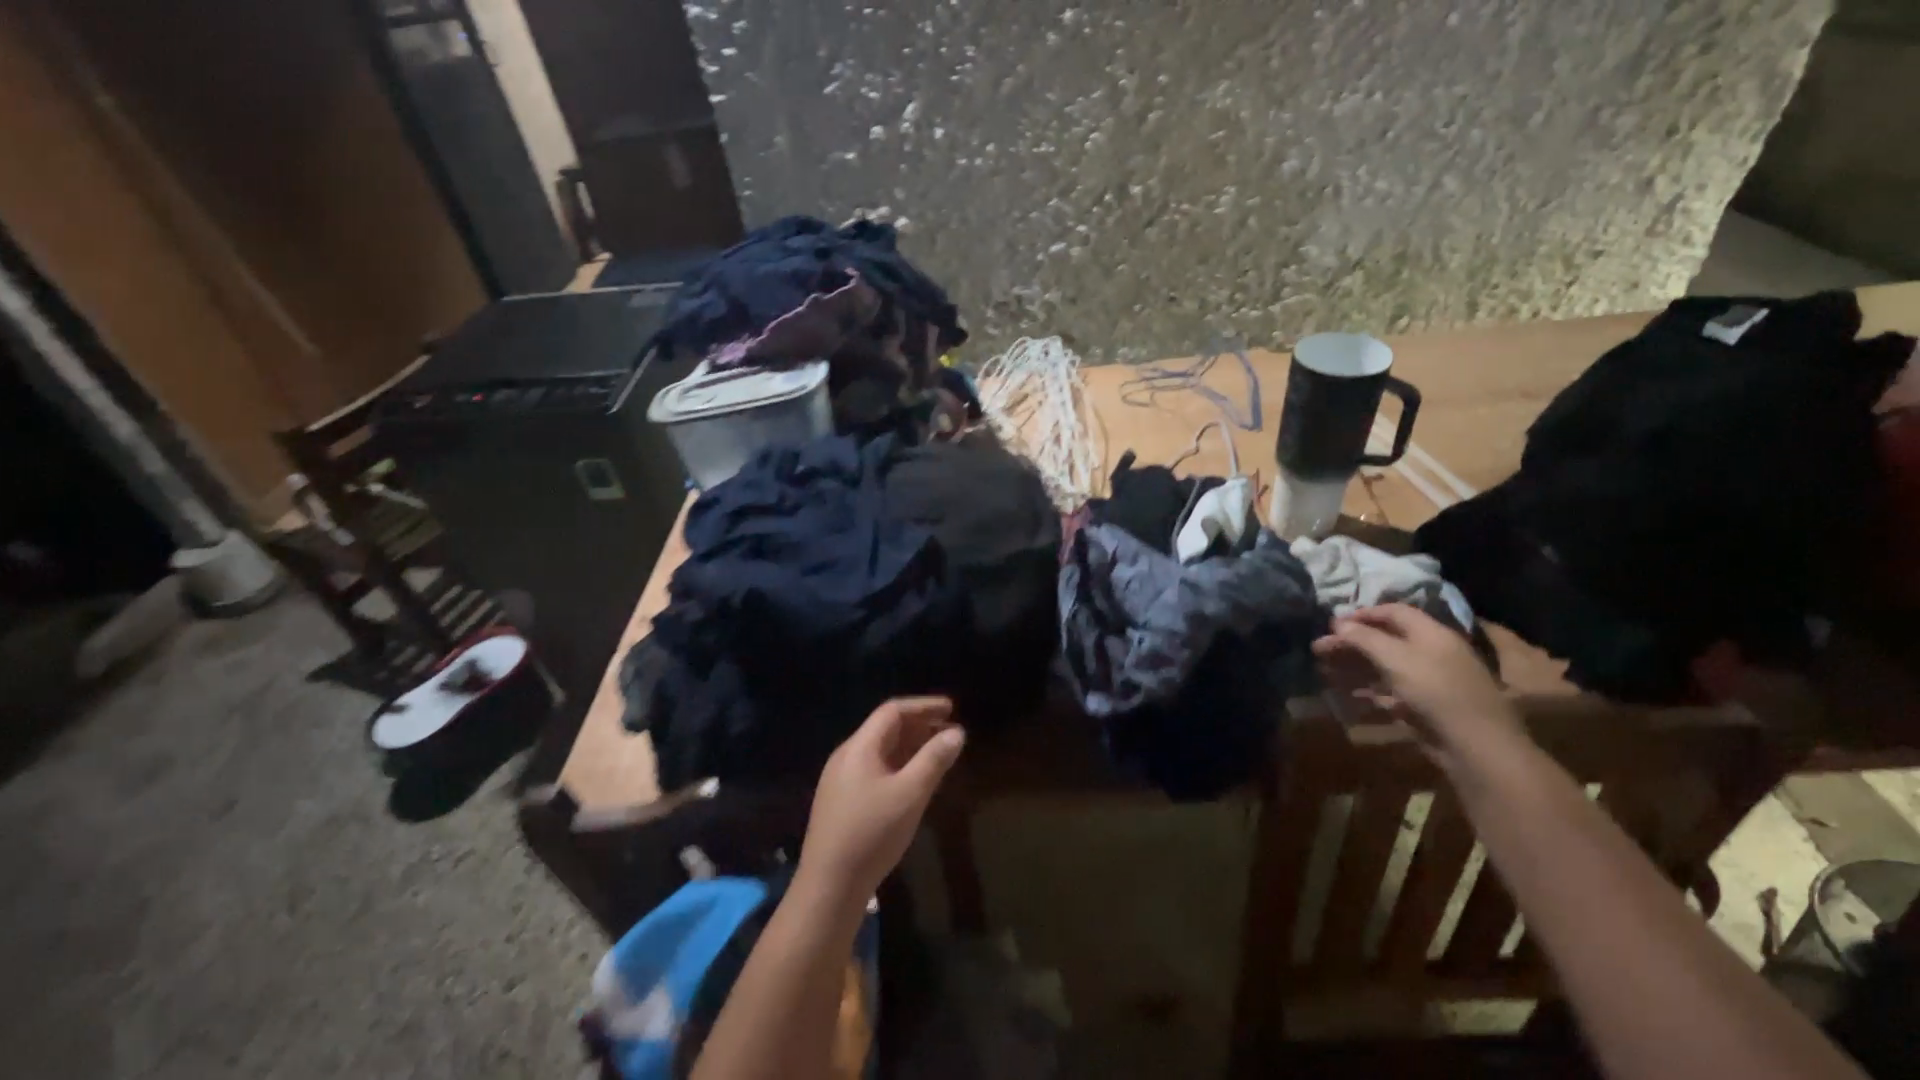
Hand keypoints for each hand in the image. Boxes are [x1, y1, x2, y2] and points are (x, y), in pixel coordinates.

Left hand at [797, 697, 965, 907]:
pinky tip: (915, 782)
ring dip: (910, 748)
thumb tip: (956, 732)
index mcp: (859, 747)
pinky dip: (899, 766)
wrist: (830, 883)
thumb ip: (934, 760)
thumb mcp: (910, 794)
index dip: (923, 706)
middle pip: (885, 729)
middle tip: (950, 732)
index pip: (892, 712)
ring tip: (939, 754)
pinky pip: (874, 770)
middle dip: (919, 727)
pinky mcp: (841, 802)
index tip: (951, 709)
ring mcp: (840, 780)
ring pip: (880, 752)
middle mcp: (846, 757)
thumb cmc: (872, 833)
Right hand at [1313, 604, 1521, 760]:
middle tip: (1319, 649)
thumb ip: (1365, 638)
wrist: (1473, 742)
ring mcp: (1427, 681)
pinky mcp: (1423, 707)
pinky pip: (1390, 692)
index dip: (1362, 614)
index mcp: (1430, 633)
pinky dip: (1368, 691)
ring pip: (1384, 667)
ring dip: (1354, 667)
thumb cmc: (1434, 689)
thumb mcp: (1395, 657)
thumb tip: (1338, 624)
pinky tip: (1348, 695)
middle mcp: (1430, 652)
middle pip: (1385, 640)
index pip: (1393, 612)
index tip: (1331, 624)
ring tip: (1324, 671)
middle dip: (1351, 642)